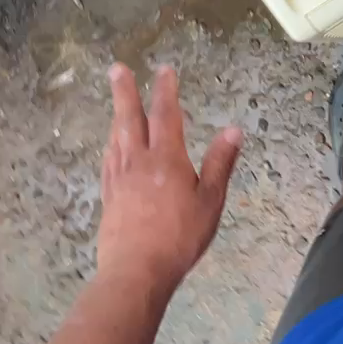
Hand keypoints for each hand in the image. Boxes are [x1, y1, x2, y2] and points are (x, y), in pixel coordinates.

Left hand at [96, 64, 242, 294]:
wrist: (134, 274)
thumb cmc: (179, 236)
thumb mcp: (210, 200)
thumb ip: (220, 163)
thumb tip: (233, 129)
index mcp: (166, 158)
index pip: (166, 115)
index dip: (166, 90)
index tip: (164, 69)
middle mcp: (139, 162)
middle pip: (130, 119)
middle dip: (125, 92)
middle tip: (116, 69)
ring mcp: (119, 180)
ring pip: (117, 139)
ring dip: (118, 116)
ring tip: (117, 104)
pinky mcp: (108, 199)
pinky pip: (108, 163)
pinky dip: (111, 147)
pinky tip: (111, 148)